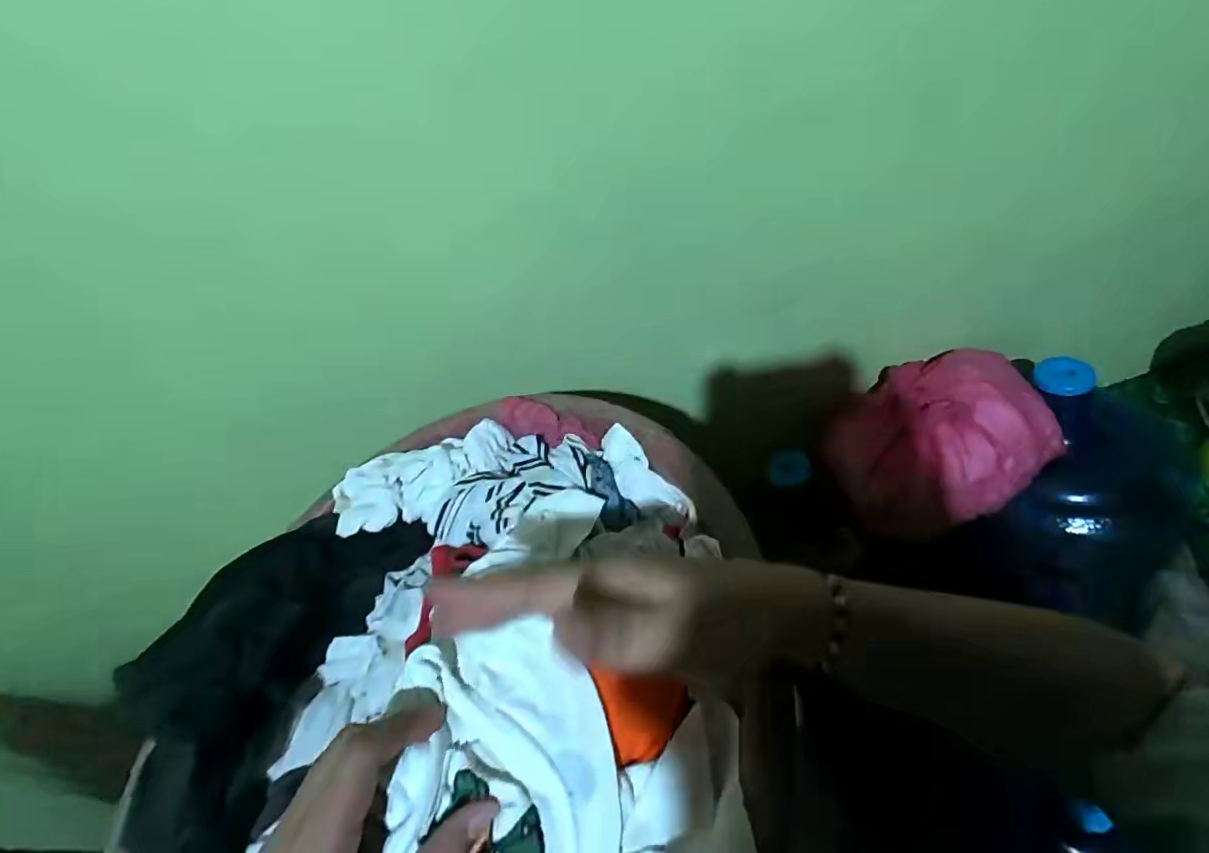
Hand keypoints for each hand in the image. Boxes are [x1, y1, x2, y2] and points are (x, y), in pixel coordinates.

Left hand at [265, 689, 496, 852]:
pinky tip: (380, 813)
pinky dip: (357, 786)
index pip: (357, 756)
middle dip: (390, 734)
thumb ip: (442, 851)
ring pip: (330, 768)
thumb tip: (489, 806)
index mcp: (321, 835)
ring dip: (374, 758)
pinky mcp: (282, 847)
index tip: (439, 718)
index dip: (399, 726)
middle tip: (431, 735)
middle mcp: (296, 825)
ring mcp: (283, 836)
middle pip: (342, 751)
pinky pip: (322, 793)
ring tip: (413, 770)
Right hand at [427, 558, 830, 688]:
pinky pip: (567, 619)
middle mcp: (603, 582)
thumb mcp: (678, 626)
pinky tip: (527, 632)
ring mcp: (615, 598)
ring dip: (503, 606)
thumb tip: (551, 626)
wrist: (774, 614)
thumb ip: (618, 630)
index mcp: (607, 576)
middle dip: (483, 596)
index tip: (436, 597)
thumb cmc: (727, 615)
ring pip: (546, 600)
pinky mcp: (626, 618)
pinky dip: (535, 622)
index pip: (535, 587)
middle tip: (434, 606)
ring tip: (462, 615)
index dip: (485, 594)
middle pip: (532, 588)